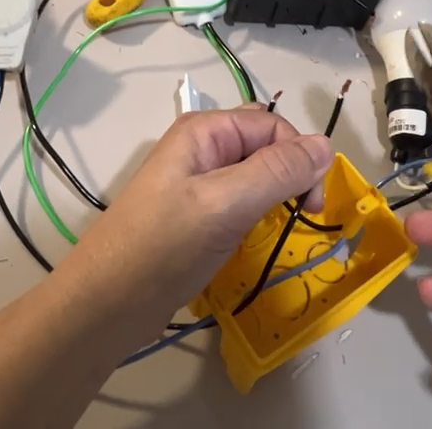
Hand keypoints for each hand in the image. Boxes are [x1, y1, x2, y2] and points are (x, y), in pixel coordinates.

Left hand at [63, 106, 333, 324]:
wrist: (105, 304)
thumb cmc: (164, 246)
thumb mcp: (226, 203)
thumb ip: (277, 171)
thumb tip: (326, 145)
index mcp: (205, 131)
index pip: (273, 126)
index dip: (299, 158)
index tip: (312, 206)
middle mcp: (202, 148)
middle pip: (264, 144)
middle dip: (291, 171)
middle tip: (302, 214)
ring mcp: (197, 182)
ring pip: (253, 173)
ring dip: (275, 194)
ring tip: (280, 227)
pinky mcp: (195, 215)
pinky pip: (239, 200)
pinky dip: (257, 212)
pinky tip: (255, 236)